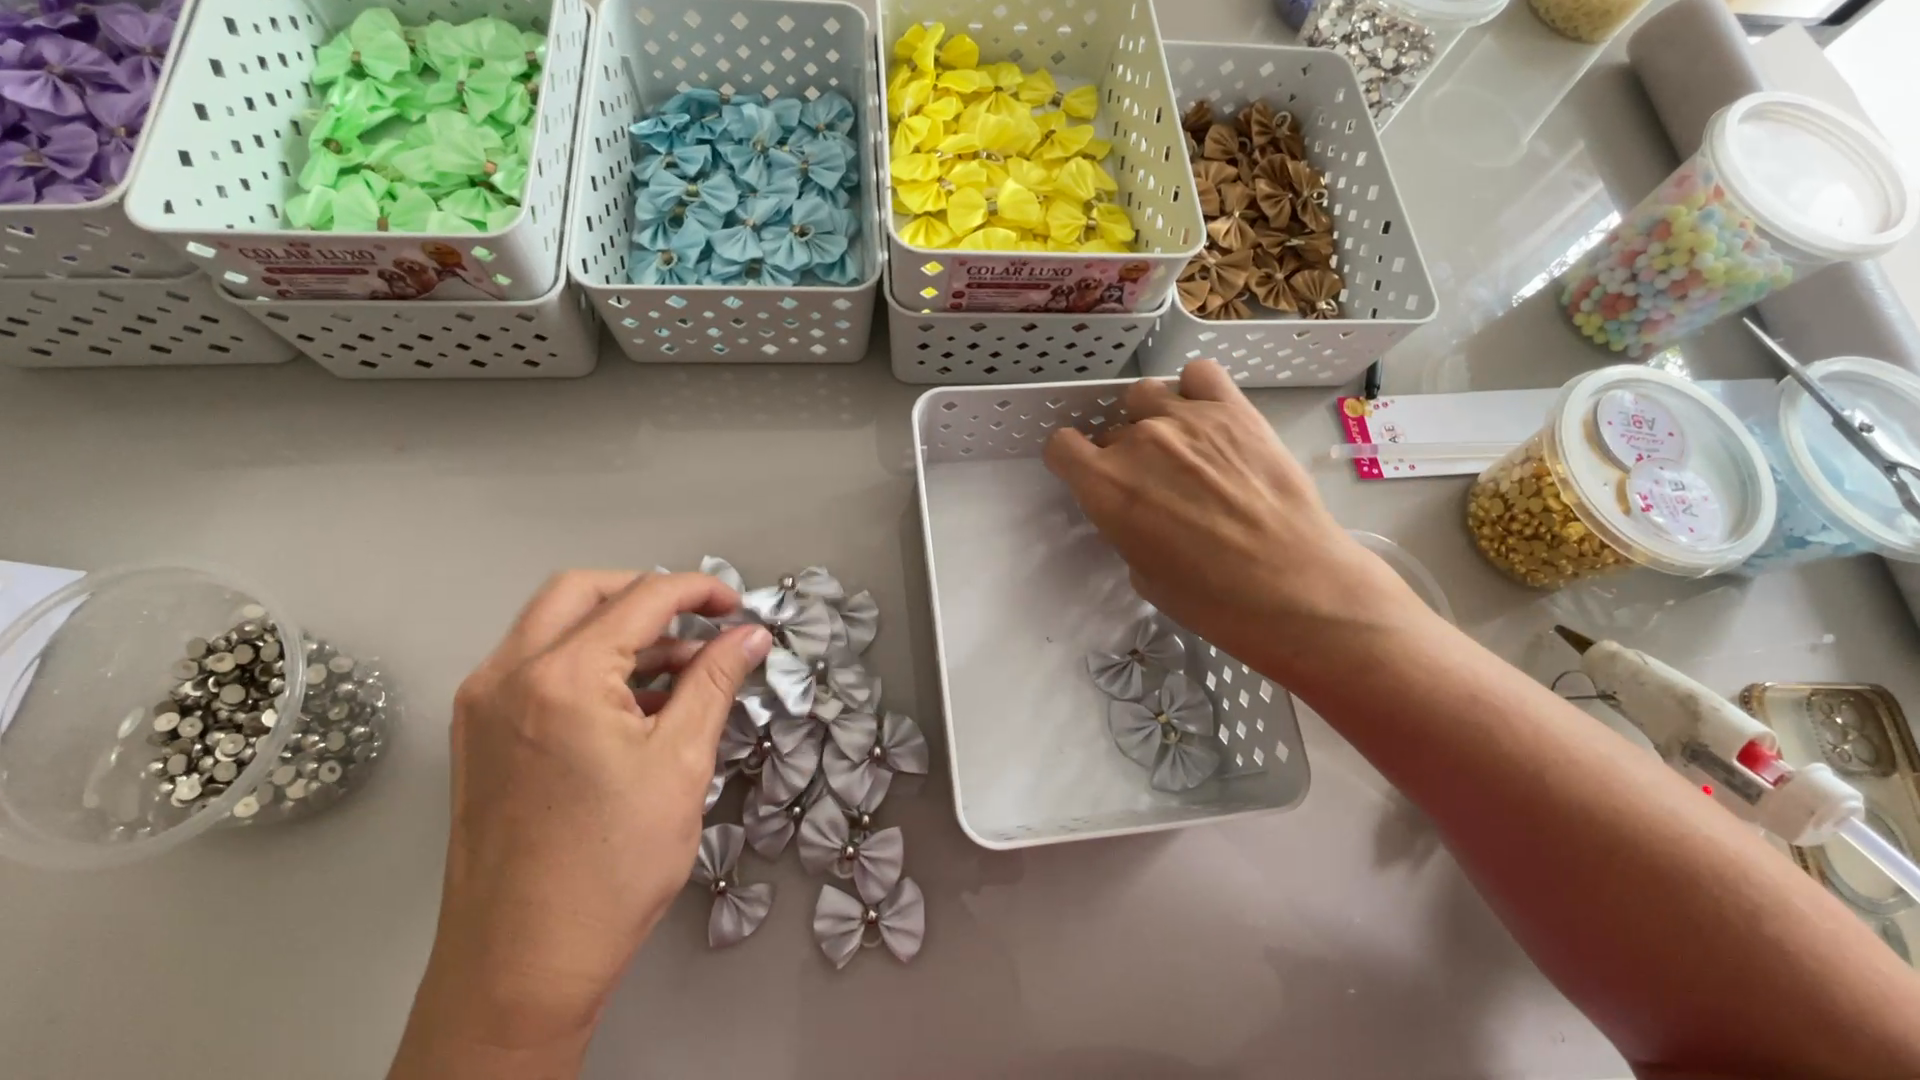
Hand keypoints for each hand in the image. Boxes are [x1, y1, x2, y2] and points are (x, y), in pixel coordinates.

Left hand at [391, 571, 771, 1078]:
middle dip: (647, 594)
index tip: (737, 609)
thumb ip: (714, 682)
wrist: (521, 964)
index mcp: (560, 676)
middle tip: (700, 622)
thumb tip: (749, 636)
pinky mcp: (477, 735)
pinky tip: (634, 702)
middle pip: (581, 592)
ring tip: (679, 670)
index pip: (640, 597)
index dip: (698, 591)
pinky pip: (535, 668)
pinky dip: (587, 664)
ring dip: (617, 630)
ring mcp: (482, 705)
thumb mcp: (680, 764)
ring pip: (552, 627)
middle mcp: (506, 674)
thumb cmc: (612, 867)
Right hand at [1043, 360, 1431, 691]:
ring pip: (1148, 395)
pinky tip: (1209, 418)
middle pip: (1111, 429)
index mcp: (1105, 486)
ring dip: (1154, 418)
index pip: (1061, 446)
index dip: (1073, 462)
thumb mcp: (1144, 574)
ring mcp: (1187, 419)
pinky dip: (1196, 391)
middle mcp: (1138, 442)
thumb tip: (1139, 509)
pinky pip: (1199, 375)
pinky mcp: (1234, 409)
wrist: (1293, 586)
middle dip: (1123, 453)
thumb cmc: (1213, 599)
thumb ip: (1128, 528)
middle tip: (1155, 485)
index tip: (1088, 475)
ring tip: (1182, 448)